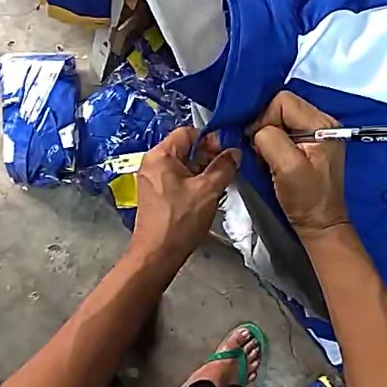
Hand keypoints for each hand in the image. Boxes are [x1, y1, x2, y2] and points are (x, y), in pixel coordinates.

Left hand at [127, 126, 240, 269]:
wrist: (157, 254)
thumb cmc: (179, 221)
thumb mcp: (208, 189)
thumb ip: (224, 166)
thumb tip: (234, 153)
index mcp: (161, 155)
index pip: (189, 132)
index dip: (211, 138)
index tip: (228, 151)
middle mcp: (153, 163)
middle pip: (186, 147)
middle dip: (209, 156)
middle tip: (228, 168)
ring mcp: (153, 179)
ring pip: (184, 165)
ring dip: (204, 171)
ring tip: (220, 183)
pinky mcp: (157, 194)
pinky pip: (179, 178)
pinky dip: (194, 182)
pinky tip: (208, 194)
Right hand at [248, 91, 350, 238]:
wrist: (320, 224)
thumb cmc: (307, 199)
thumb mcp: (287, 167)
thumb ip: (270, 139)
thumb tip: (257, 129)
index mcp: (322, 124)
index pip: (283, 101)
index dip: (264, 118)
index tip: (259, 143)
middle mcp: (322, 122)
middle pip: (282, 106)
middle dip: (266, 125)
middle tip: (262, 151)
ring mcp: (317, 133)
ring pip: (281, 117)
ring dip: (269, 134)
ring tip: (268, 156)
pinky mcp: (309, 144)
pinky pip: (284, 130)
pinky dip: (273, 141)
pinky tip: (273, 157)